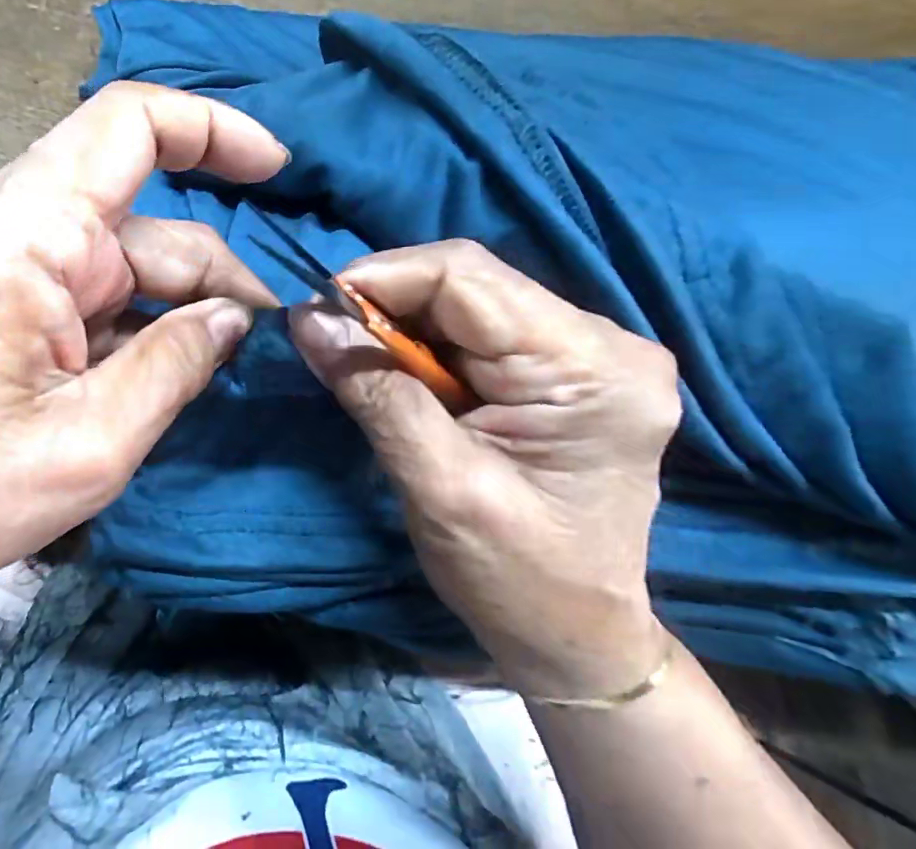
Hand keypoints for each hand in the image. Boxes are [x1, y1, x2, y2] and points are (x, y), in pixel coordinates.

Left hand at [0, 83, 285, 688]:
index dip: (212, 127)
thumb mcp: (90, 445)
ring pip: (139, 257)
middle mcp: (16, 228)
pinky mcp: (20, 297)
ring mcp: (17, 263)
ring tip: (221, 372)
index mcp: (20, 239)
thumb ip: (176, 365)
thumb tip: (237, 316)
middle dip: (217, 274)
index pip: (126, 127)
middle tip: (264, 343)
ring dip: (189, 307)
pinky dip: (156, 322)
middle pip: (152, 216)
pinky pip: (113, 289)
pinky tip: (176, 372)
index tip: (279, 168)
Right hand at [290, 241, 681, 699]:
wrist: (578, 637)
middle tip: (333, 335)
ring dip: (410, 323)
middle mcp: (607, 343)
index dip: (386, 277)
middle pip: (476, 283)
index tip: (320, 307)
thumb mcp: (439, 490)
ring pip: (476, 301)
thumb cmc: (518, 583)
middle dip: (394, 302)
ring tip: (364, 357)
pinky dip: (434, 342)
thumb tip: (308, 318)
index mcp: (591, 370)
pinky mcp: (573, 367)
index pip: (472, 278)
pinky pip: (487, 329)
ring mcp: (595, 352)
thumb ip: (376, 394)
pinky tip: (408, 371)